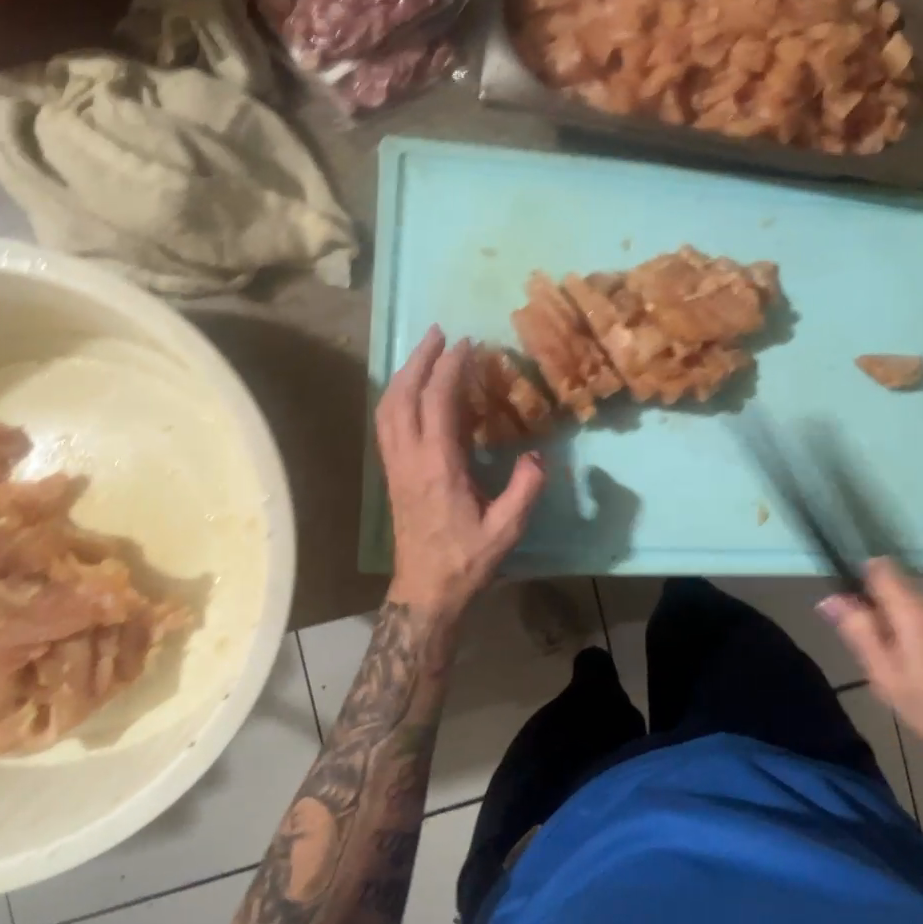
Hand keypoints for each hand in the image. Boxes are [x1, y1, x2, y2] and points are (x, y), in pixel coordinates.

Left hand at [376, 327, 545, 616]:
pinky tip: (411, 391)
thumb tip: (535, 454)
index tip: (468, 344)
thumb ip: (525, 489)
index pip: (437, 402)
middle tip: (439, 332)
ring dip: (404, 374)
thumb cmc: (466, 560)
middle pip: (403, 395)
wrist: (425, 590)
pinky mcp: (392, 474)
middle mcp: (409, 458)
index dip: (450, 368)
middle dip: (420, 359)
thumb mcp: (506, 529)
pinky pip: (387, 423)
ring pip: (388, 407)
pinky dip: (397, 396)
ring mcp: (395, 466)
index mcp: (437, 466)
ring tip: (425, 353)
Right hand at [821, 559, 922, 766]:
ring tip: (906, 671)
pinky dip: (921, 635)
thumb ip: (858, 631)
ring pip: (913, 607)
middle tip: (881, 661)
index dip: (860, 581)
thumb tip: (829, 599)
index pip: (880, 567)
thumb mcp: (885, 675)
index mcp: (915, 608)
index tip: (856, 614)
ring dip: (902, 629)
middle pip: (896, 591)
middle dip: (881, 617)